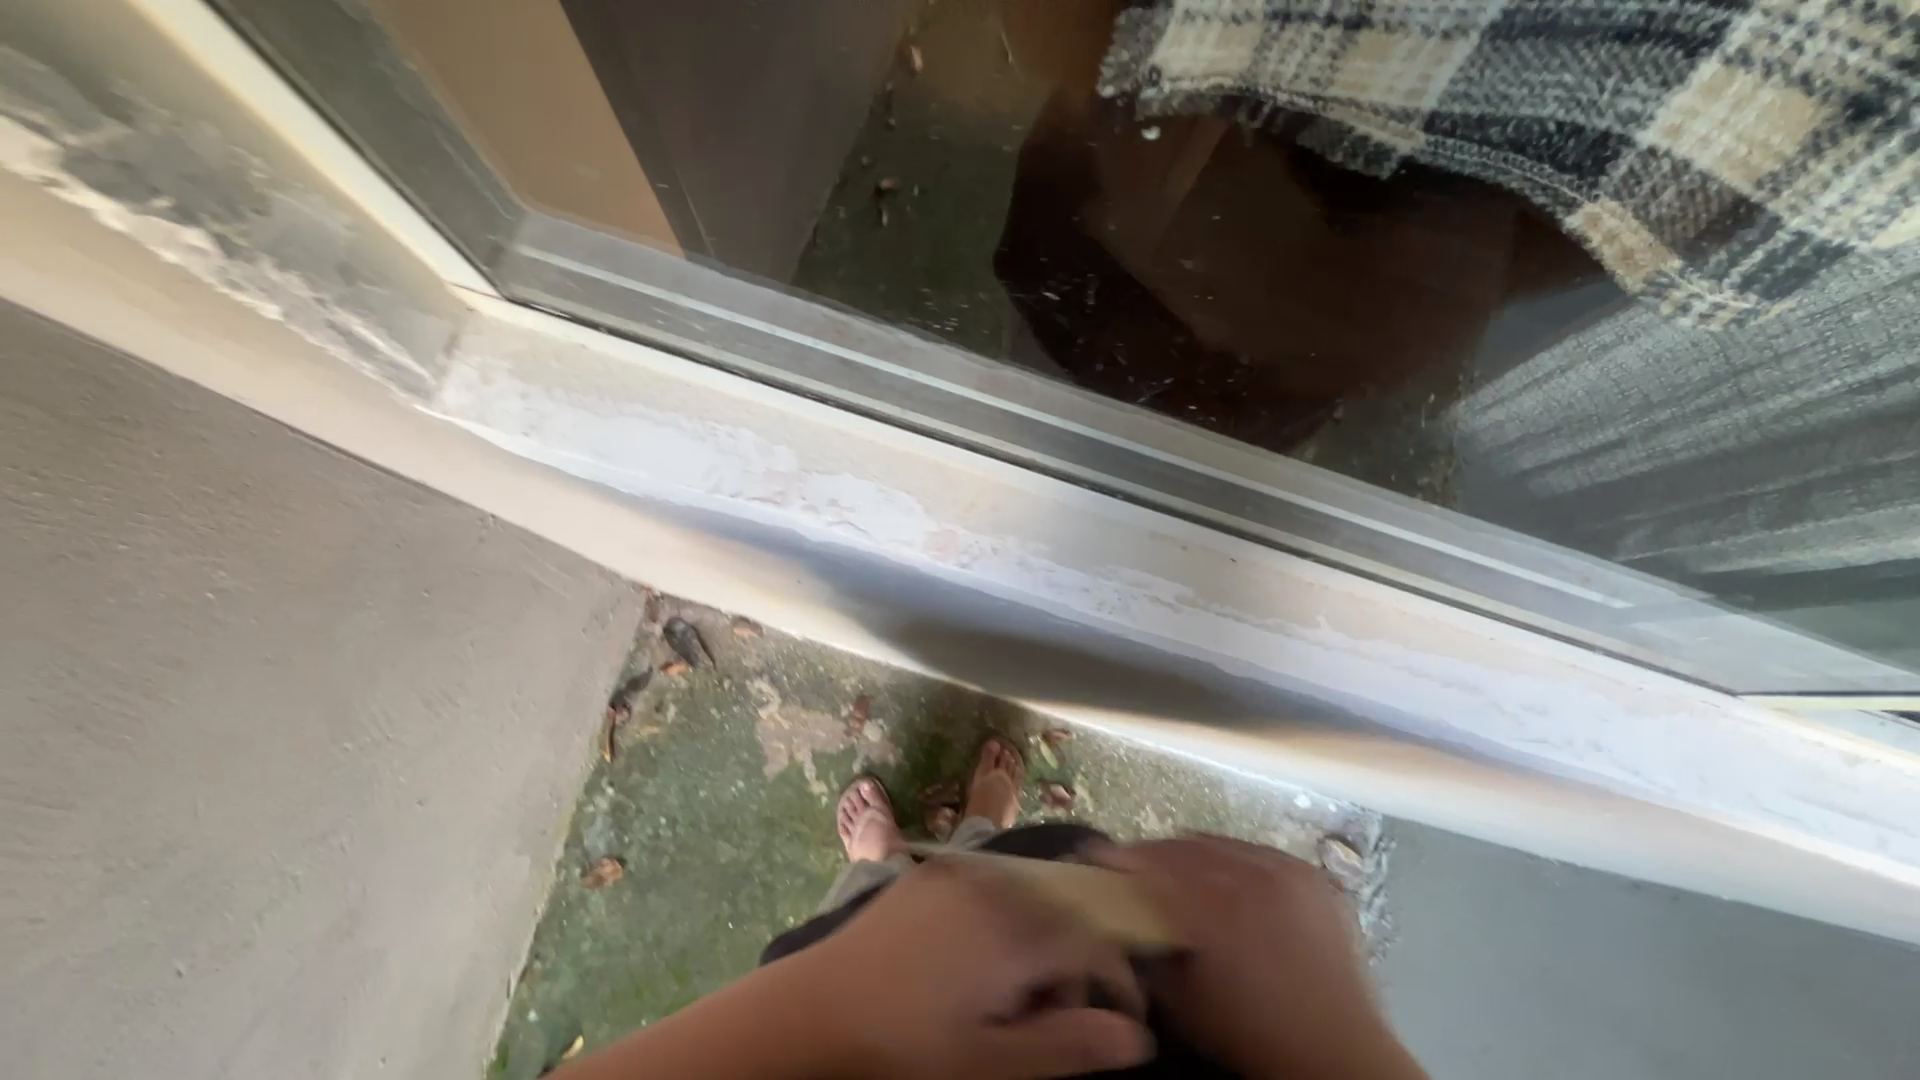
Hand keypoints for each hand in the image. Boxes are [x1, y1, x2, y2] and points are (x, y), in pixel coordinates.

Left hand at [789, 856, 1153, 1079]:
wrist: (814, 1011)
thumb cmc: (907, 1047)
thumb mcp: (990, 1062)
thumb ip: (1068, 1044)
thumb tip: (1137, 1038)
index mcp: (1014, 929)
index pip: (1097, 942)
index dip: (1119, 983)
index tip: (1123, 1023)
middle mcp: (994, 885)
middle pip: (1067, 914)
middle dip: (1073, 965)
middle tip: (1047, 1018)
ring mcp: (961, 872)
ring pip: (1033, 897)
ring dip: (1041, 941)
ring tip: (1012, 995)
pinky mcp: (934, 873)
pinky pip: (995, 886)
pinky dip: (1008, 918)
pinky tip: (981, 961)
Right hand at [1093, 834, 1424, 1079]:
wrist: (1340, 1052)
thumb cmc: (1253, 1033)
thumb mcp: (1185, 1001)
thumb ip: (1150, 954)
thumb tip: (1122, 923)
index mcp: (1216, 905)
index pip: (1153, 862)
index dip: (1120, 856)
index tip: (1097, 856)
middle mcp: (1252, 875)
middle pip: (1185, 845)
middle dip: (1154, 852)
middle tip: (1135, 864)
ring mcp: (1288, 870)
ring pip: (1222, 844)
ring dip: (1193, 852)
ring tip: (1179, 868)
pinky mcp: (1314, 876)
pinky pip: (1260, 852)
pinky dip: (1236, 859)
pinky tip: (1229, 878)